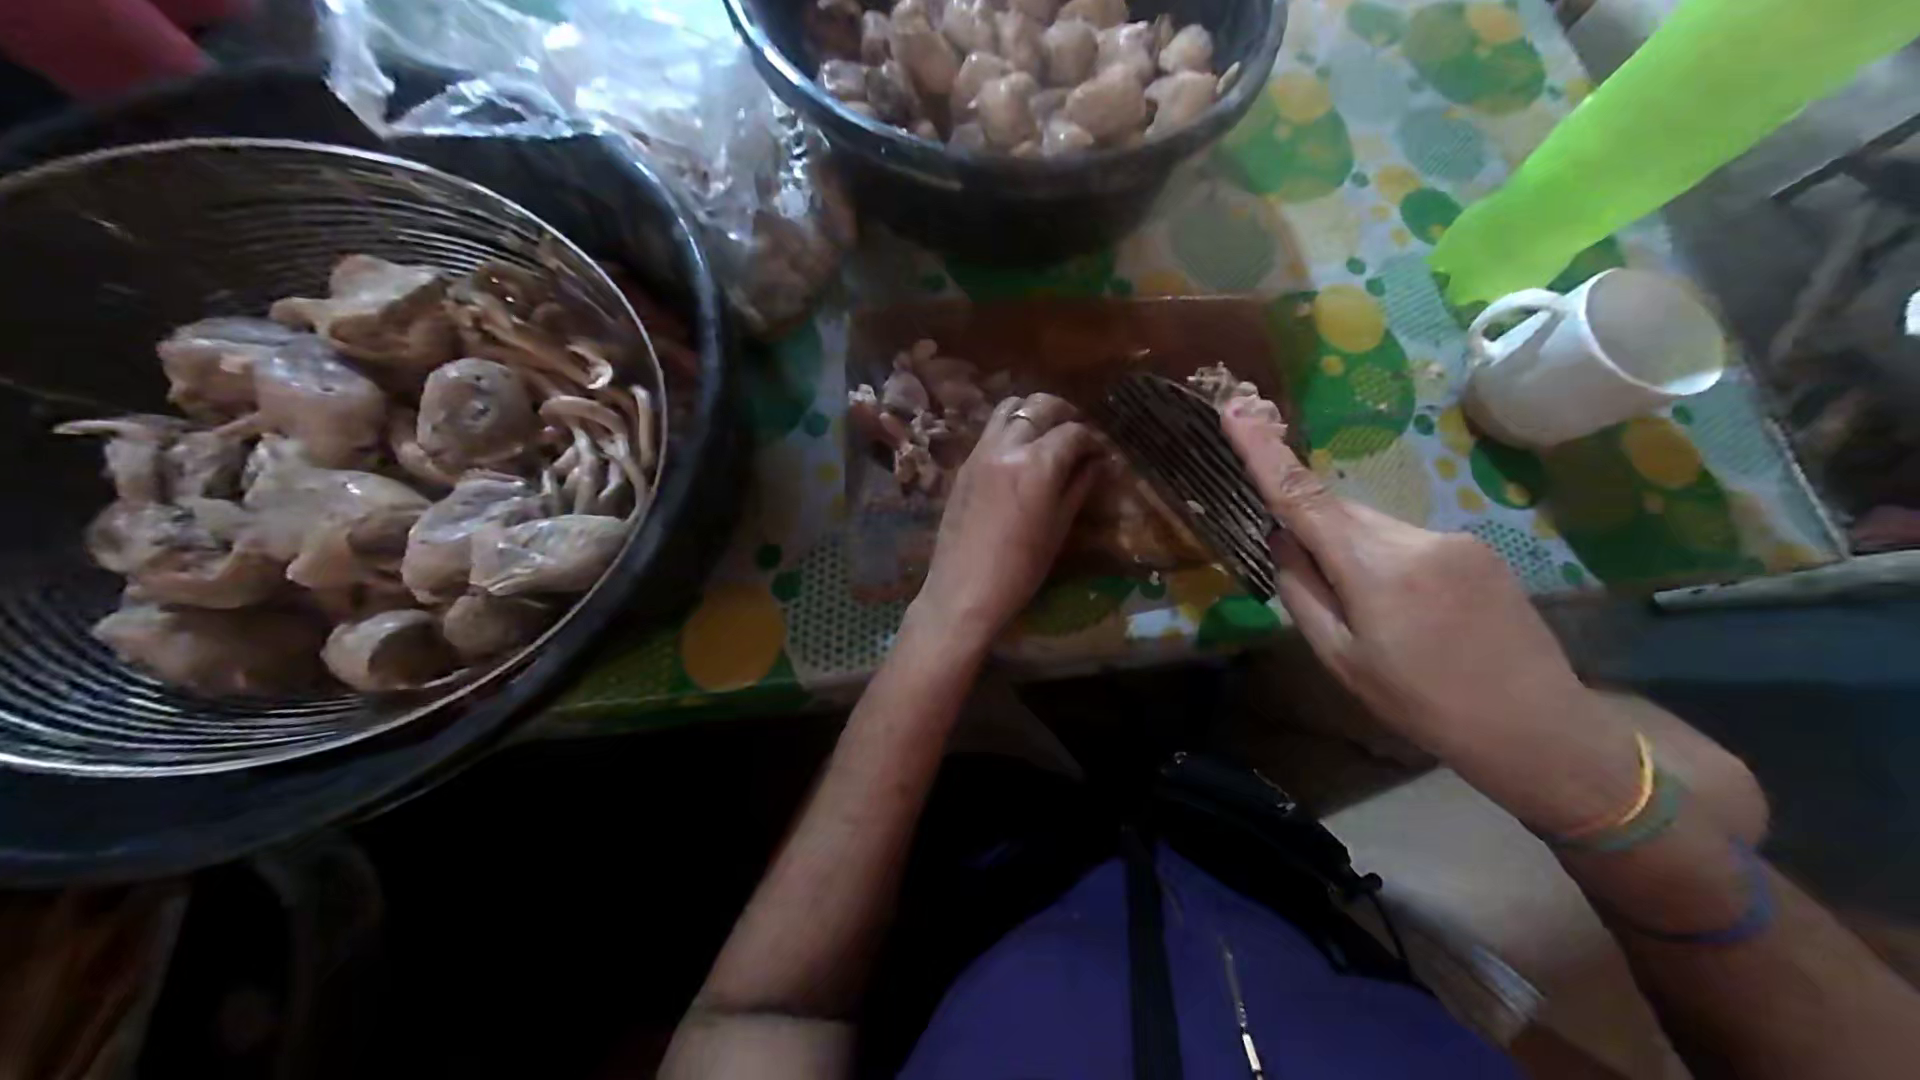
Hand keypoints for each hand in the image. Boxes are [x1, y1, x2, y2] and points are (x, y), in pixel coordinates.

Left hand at [912, 394, 1102, 646]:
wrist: (963, 591)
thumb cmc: (1020, 568)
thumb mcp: (1059, 527)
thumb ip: (1080, 487)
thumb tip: (1098, 463)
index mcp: (1038, 463)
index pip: (1074, 431)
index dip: (1093, 439)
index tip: (1101, 453)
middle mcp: (1007, 446)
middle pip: (1040, 405)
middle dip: (1064, 413)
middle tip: (1077, 433)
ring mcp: (980, 452)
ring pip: (1009, 408)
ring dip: (1032, 413)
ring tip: (1046, 435)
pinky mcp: (964, 465)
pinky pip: (990, 430)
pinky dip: (1010, 428)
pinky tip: (1020, 453)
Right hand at [1220, 399, 1587, 746]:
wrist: (1538, 728)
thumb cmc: (1422, 704)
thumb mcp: (1341, 659)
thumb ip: (1301, 592)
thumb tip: (1281, 539)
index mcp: (1375, 568)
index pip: (1303, 498)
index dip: (1263, 452)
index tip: (1234, 411)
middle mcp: (1415, 537)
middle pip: (1338, 513)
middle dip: (1314, 535)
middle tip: (1316, 592)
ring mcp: (1453, 539)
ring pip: (1371, 527)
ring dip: (1352, 554)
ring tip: (1372, 615)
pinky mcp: (1478, 548)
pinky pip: (1405, 539)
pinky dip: (1385, 561)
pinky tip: (1407, 610)